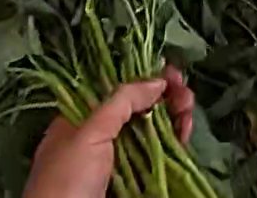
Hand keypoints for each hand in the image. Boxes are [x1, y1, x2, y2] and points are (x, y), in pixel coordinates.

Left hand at [24, 67, 195, 197]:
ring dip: (173, 116)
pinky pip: (158, 159)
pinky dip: (174, 144)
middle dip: (164, 96)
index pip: (119, 87)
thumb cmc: (68, 180)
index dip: (145, 76)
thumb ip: (123, 100)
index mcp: (82, 118)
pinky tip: (184, 134)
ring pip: (152, 131)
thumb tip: (157, 80)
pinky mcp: (135, 187)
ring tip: (188, 109)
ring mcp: (120, 163)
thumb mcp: (90, 131)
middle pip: (139, 107)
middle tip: (184, 92)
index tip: (169, 70)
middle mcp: (102, 137)